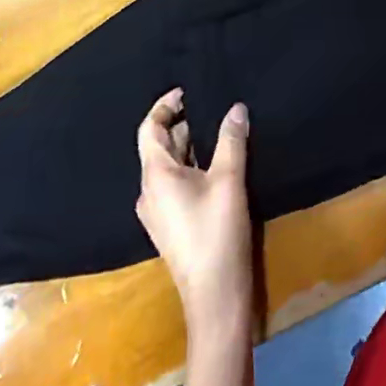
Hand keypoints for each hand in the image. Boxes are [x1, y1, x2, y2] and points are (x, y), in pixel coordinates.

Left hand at [136, 88, 255, 333]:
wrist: (214, 294)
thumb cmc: (217, 231)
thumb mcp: (229, 180)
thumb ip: (231, 140)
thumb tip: (236, 108)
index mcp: (155, 176)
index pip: (151, 128)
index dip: (165, 105)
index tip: (187, 91)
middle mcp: (149, 191)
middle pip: (159, 147)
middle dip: (183, 124)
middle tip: (211, 106)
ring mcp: (157, 211)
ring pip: (169, 167)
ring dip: (189, 146)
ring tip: (217, 130)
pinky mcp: (170, 225)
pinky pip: (175, 184)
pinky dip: (191, 166)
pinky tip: (215, 166)